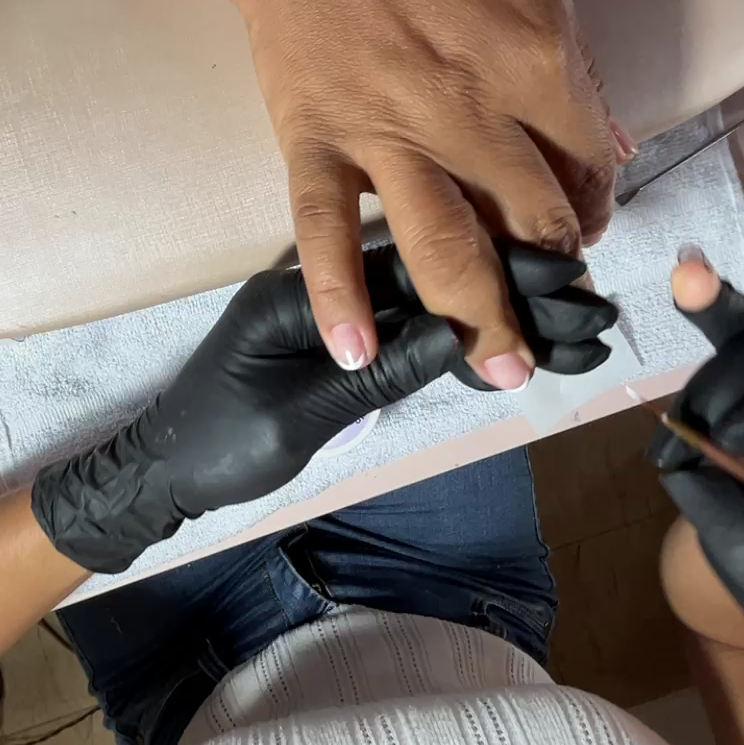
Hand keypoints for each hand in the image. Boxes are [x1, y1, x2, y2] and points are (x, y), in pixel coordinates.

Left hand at [33, 243, 616, 572]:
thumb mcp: (299, 415)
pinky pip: (393, 326)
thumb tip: (464, 335)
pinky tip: (492, 332)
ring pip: (412, 298)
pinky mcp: (325, 337)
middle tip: (577, 298)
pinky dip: (441, 332)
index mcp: (298, 292)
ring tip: (556, 315)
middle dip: (495, 285)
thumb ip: (378, 373)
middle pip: (417, 276)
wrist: (166, 472)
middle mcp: (312, 285)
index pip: (404, 273)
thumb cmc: (220, 446)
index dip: (481, 277)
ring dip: (477, 305)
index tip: (555, 279)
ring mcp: (320, 310)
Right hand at [215, 0, 633, 389]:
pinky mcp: (316, 145)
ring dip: (480, 316)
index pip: (586, 164)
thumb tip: (599, 141)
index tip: (582, 230)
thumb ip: (568, 66)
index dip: (594, 209)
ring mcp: (385, 137)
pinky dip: (337, 296)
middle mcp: (467, 113)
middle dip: (552, 276)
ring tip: (501, 371)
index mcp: (533, 60)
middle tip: (556, 314)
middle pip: (528, 220)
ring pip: (442, 247)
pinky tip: (354, 354)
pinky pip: (326, 233)